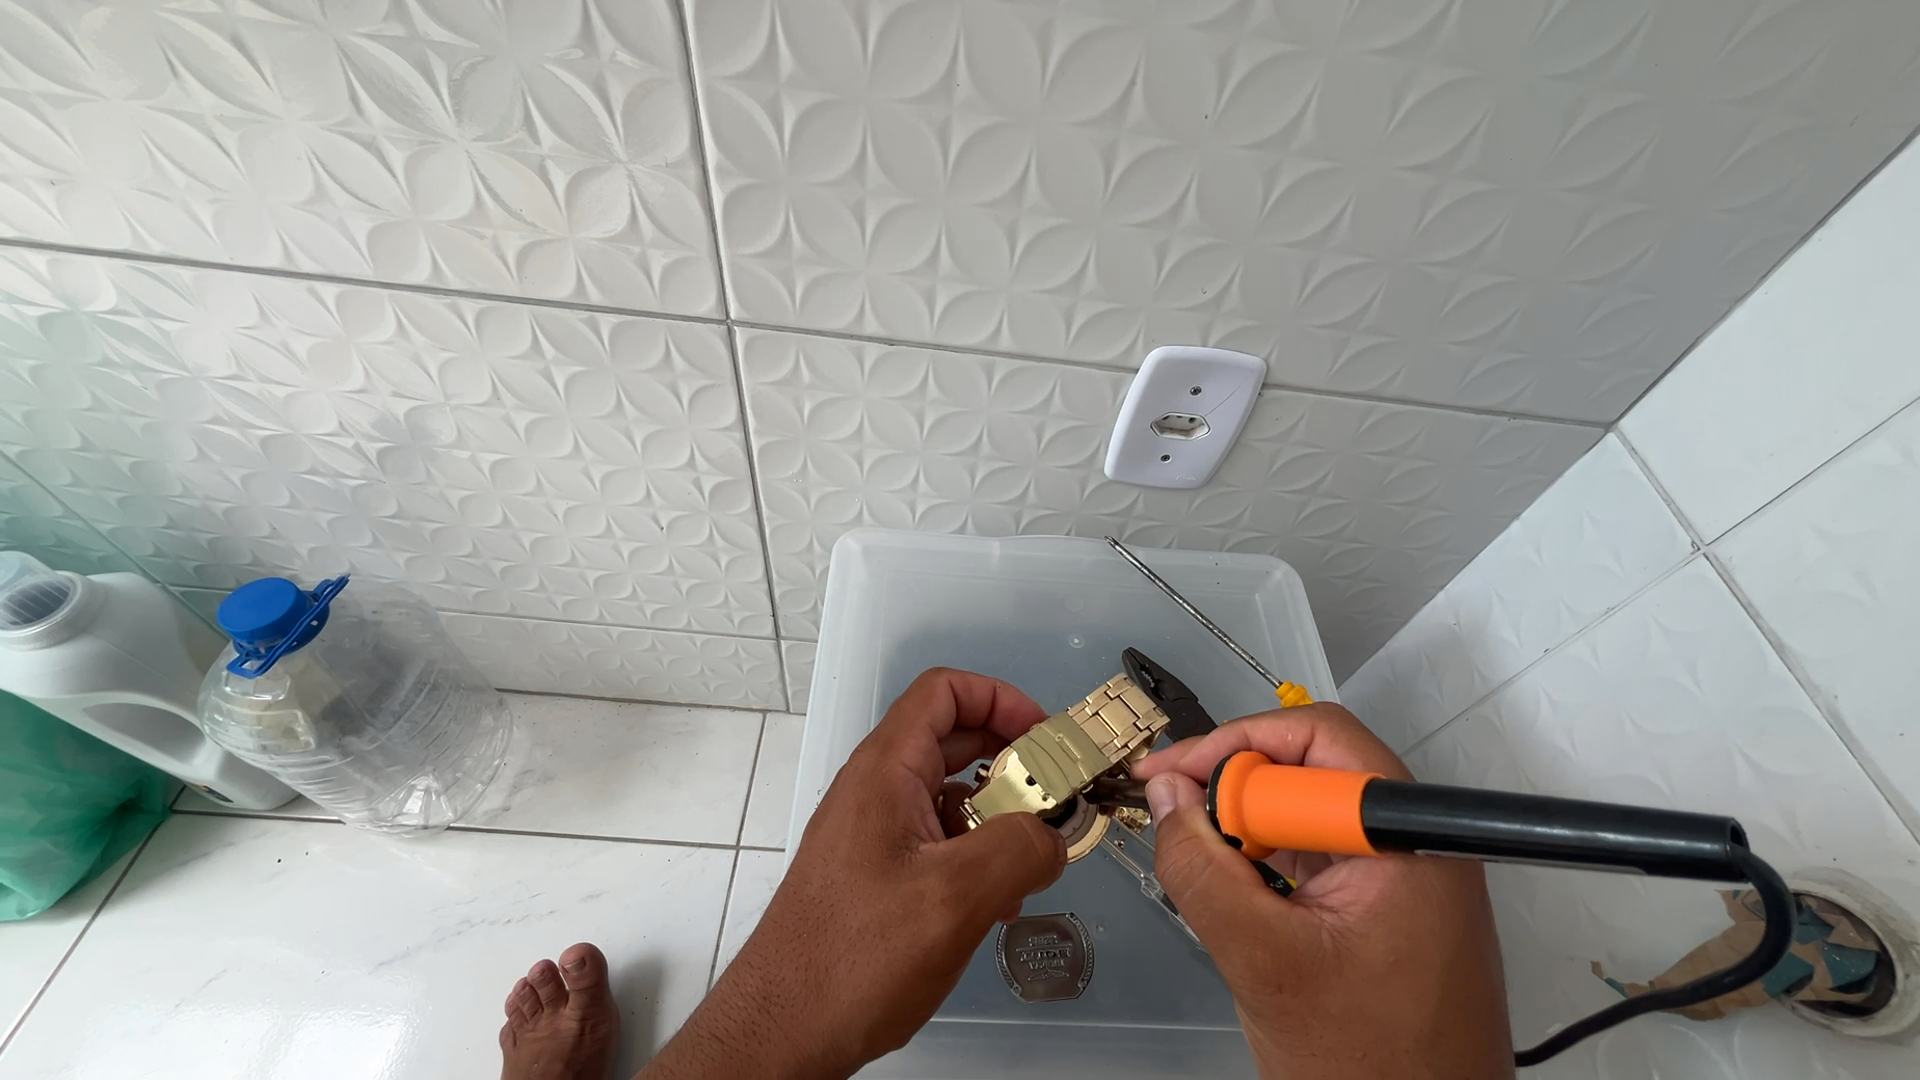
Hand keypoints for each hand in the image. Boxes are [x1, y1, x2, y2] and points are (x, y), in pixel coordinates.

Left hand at [641, 669, 1067, 1079]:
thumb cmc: (858, 955)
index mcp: (886, 768)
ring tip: (1031, 862)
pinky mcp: (875, 868)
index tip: (1045, 738)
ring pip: (949, 793)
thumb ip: (1018, 850)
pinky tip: (996, 902)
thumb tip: (1053, 835)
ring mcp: (873, 828)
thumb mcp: (954, 898)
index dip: (1000, 698)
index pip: (944, 691)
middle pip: (952, 738)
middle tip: (1055, 795)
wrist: (781, 1032)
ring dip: (997, 816)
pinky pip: (936, 837)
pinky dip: (974, 854)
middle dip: (1010, 759)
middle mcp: (877, 786)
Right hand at [1135, 704, 1512, 1079]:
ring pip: (1306, 803)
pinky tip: (1232, 878)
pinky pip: (1314, 845)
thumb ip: (1201, 869)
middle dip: (1233, 779)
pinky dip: (1264, 851)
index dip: (1236, 744)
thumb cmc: (1359, 1063)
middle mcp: (1411, 840)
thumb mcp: (1261, 960)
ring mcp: (1400, 872)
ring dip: (1244, 816)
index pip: (1318, 738)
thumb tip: (1164, 791)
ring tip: (1195, 845)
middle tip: (1173, 805)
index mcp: (1404, 840)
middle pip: (1311, 763)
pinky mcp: (1383, 900)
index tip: (1172, 777)